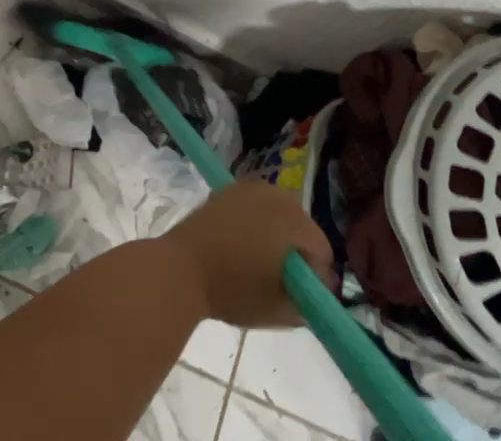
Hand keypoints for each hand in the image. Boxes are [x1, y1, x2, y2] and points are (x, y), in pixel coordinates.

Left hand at [162, 182, 333, 327]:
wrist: (179, 269)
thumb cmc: (232, 289)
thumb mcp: (278, 311)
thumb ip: (306, 306)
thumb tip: (312, 298)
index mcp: (293, 221)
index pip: (321, 250)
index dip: (316, 277)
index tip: (302, 297)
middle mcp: (275, 196)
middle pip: (301, 226)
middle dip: (297, 252)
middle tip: (282, 280)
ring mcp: (248, 189)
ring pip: (278, 214)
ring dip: (277, 235)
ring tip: (260, 263)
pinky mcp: (226, 191)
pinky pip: (254, 207)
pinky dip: (255, 223)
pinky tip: (241, 245)